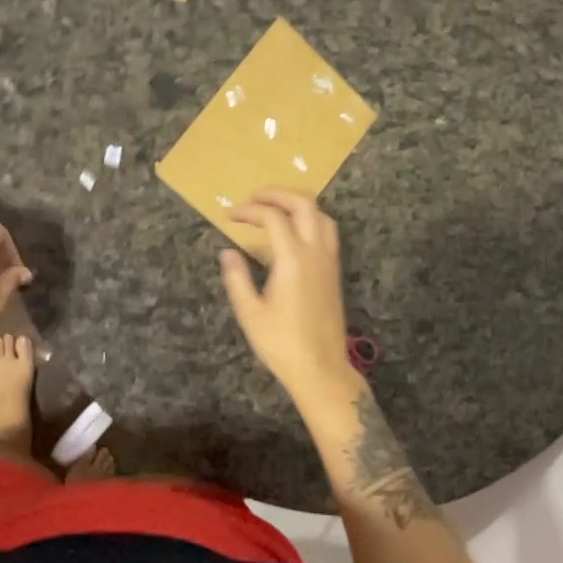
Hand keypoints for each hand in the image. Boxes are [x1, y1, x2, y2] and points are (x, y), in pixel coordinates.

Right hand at [220, 190, 361, 405]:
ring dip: (299, 205)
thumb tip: (227, 251)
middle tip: (254, 198)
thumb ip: (237, 278)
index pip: (272, 218)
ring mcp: (329, 262)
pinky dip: (310, 222)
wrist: (320, 368)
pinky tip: (293, 235)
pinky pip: (327, 234)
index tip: (229, 215)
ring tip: (275, 210)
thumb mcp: (250, 313)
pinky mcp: (334, 274)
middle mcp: (316, 254)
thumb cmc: (281, 344)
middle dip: (278, 194)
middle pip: (304, 205)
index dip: (249, 210)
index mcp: (293, 260)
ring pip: (322, 216)